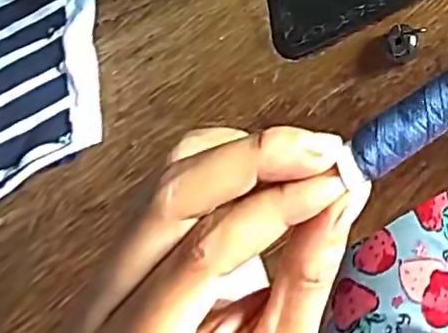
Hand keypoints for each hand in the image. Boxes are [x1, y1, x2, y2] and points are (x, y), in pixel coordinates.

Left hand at [65, 127, 367, 332]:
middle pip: (176, 189)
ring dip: (251, 149)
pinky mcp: (134, 236)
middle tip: (325, 150)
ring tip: (308, 159)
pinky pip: (184, 170)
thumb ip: (304, 279)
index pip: (206, 248)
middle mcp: (107, 298)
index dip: (281, 202)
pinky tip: (276, 169)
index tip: (336, 180)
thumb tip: (340, 198)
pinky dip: (237, 154)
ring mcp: (111, 264)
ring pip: (177, 165)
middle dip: (262, 154)